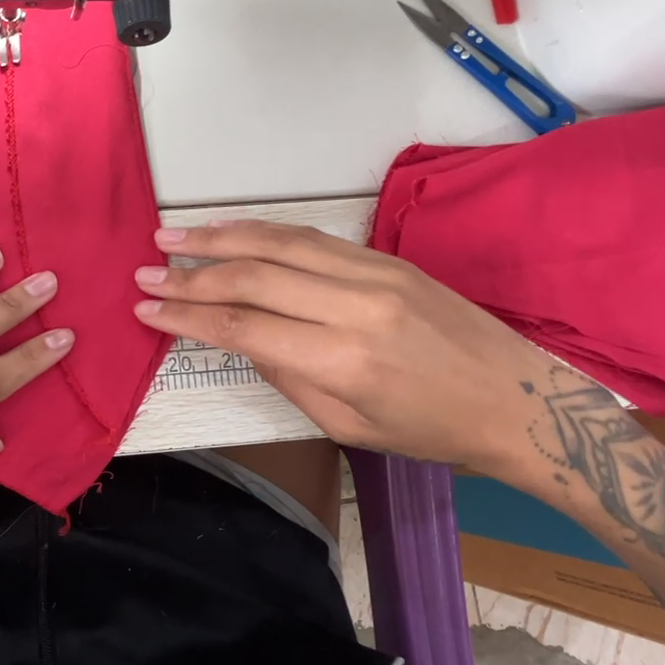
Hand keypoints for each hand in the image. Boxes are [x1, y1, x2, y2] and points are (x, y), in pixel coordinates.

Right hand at [131, 221, 554, 469]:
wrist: (519, 400)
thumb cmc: (432, 432)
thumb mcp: (349, 426)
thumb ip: (289, 377)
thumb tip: (244, 338)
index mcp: (344, 361)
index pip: (244, 326)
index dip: (188, 315)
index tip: (146, 308)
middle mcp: (356, 306)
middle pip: (254, 276)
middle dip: (191, 273)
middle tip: (145, 271)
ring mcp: (375, 273)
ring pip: (280, 244)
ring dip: (220, 237)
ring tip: (173, 236)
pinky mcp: (387, 258)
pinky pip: (312, 238)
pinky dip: (264, 233)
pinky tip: (232, 232)